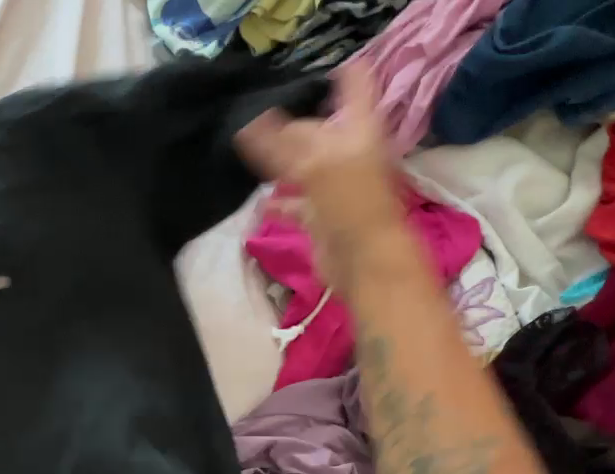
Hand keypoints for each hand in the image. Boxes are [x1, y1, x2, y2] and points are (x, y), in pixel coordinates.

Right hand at [232, 63, 405, 296]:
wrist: (363, 261)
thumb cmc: (350, 206)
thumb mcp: (317, 164)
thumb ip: (286, 143)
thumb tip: (257, 126)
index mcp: (358, 131)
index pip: (354, 87)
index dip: (340, 74)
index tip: (312, 70)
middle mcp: (348, 154)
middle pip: (319, 130)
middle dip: (293, 125)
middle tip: (258, 117)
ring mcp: (334, 186)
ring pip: (303, 167)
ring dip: (280, 163)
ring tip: (251, 155)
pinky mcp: (321, 216)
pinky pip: (294, 203)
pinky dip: (278, 203)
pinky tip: (260, 204)